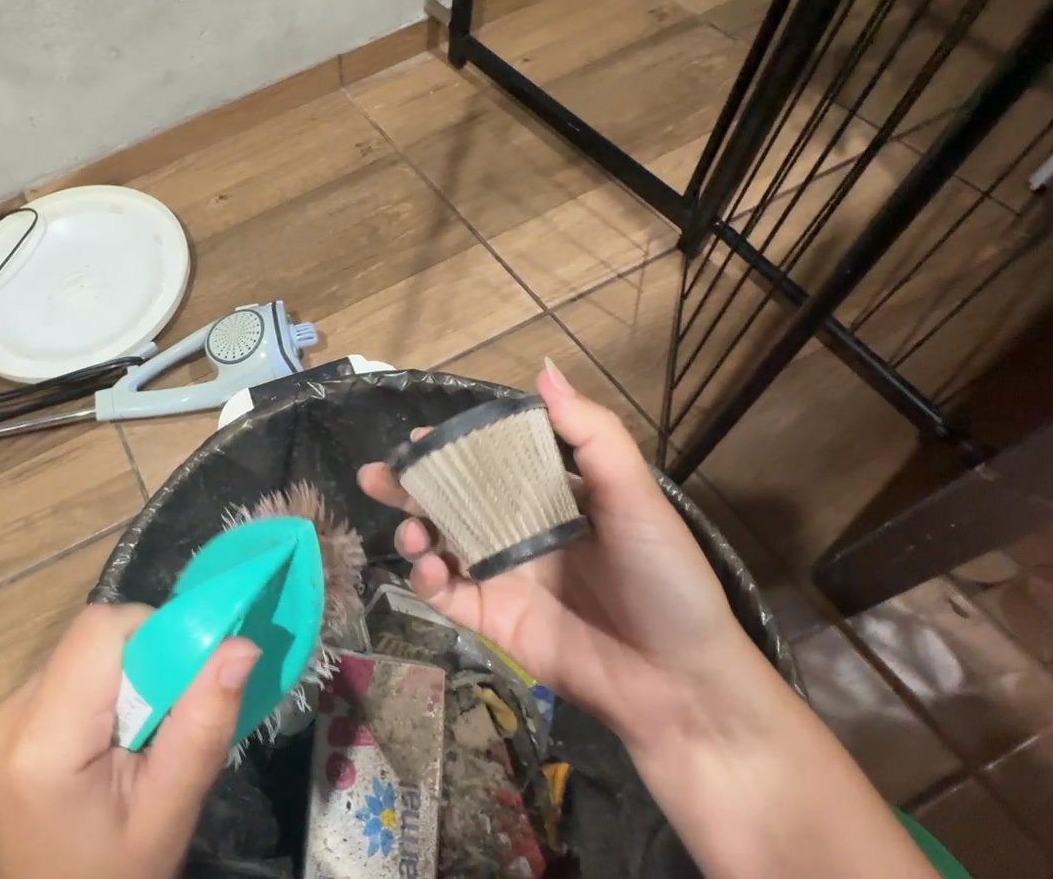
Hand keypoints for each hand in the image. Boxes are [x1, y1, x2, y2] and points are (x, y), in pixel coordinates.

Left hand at [0, 604, 260, 878]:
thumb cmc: (119, 875)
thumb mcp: (171, 811)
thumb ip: (203, 725)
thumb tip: (240, 644)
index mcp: (42, 744)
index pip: (100, 630)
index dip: (152, 635)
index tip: (186, 678)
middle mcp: (5, 718)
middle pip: (89, 640)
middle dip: (139, 662)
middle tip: (165, 720)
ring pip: (78, 653)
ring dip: (119, 678)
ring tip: (135, 739)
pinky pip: (62, 675)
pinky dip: (96, 693)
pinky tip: (105, 743)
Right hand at [357, 360, 758, 750]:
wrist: (678, 683)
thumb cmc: (664, 579)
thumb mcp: (636, 498)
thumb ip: (592, 434)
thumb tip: (544, 370)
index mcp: (550, 497)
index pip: (489, 461)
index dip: (452, 446)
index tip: (417, 437)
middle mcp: (518, 531)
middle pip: (451, 499)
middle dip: (409, 486)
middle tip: (374, 475)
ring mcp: (501, 575)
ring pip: (438, 542)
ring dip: (413, 530)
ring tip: (410, 530)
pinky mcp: (490, 619)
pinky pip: (443, 593)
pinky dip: (425, 578)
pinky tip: (429, 568)